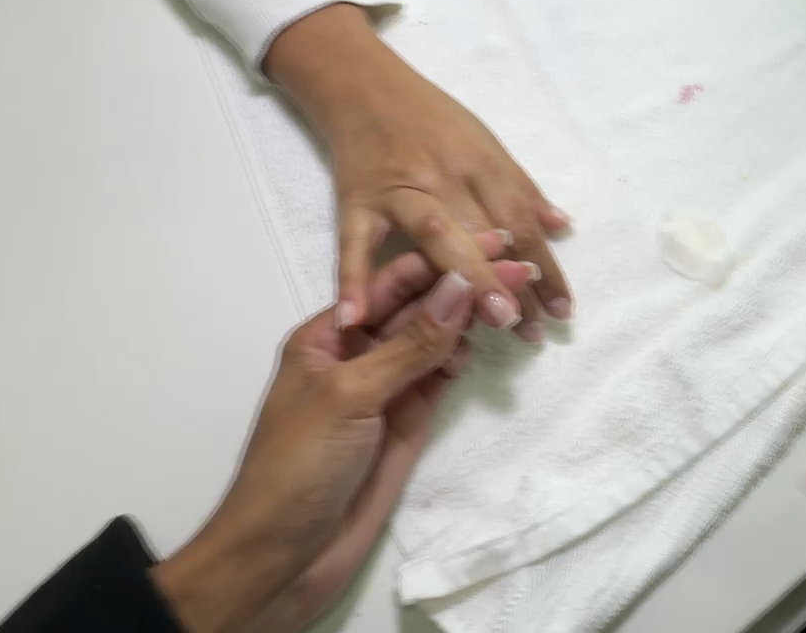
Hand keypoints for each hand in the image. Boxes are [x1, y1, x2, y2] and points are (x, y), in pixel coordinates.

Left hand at [151, 233, 533, 632]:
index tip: (494, 243)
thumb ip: (411, 342)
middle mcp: (361, 350)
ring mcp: (386, 385)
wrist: (282, 561)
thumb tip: (462, 284)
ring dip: (471, 318)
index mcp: (332, 331)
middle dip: (467, 286)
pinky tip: (480, 342)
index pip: (396, 282)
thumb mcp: (350, 395)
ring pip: (436, 338)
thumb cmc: (298, 467)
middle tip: (523, 270)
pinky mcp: (407, 418)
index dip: (444, 260)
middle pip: (422, 307)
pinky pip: (440, 375)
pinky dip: (461, 356)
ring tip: (516, 300)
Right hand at [266, 4, 572, 344]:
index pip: (521, 221)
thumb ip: (521, 188)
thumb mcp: (486, 143)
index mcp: (482, 164)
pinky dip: (354, 279)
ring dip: (462, 279)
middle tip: (531, 331)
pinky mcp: (356, 202)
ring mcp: (400, 191)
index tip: (563, 309)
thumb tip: (562, 226)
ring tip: (484, 326)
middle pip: (485, 232)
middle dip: (510, 280)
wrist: (366, 86)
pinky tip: (359, 319)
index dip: (545, 266)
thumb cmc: (433, 119)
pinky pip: (355, 244)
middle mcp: (447, 178)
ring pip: (435, 236)